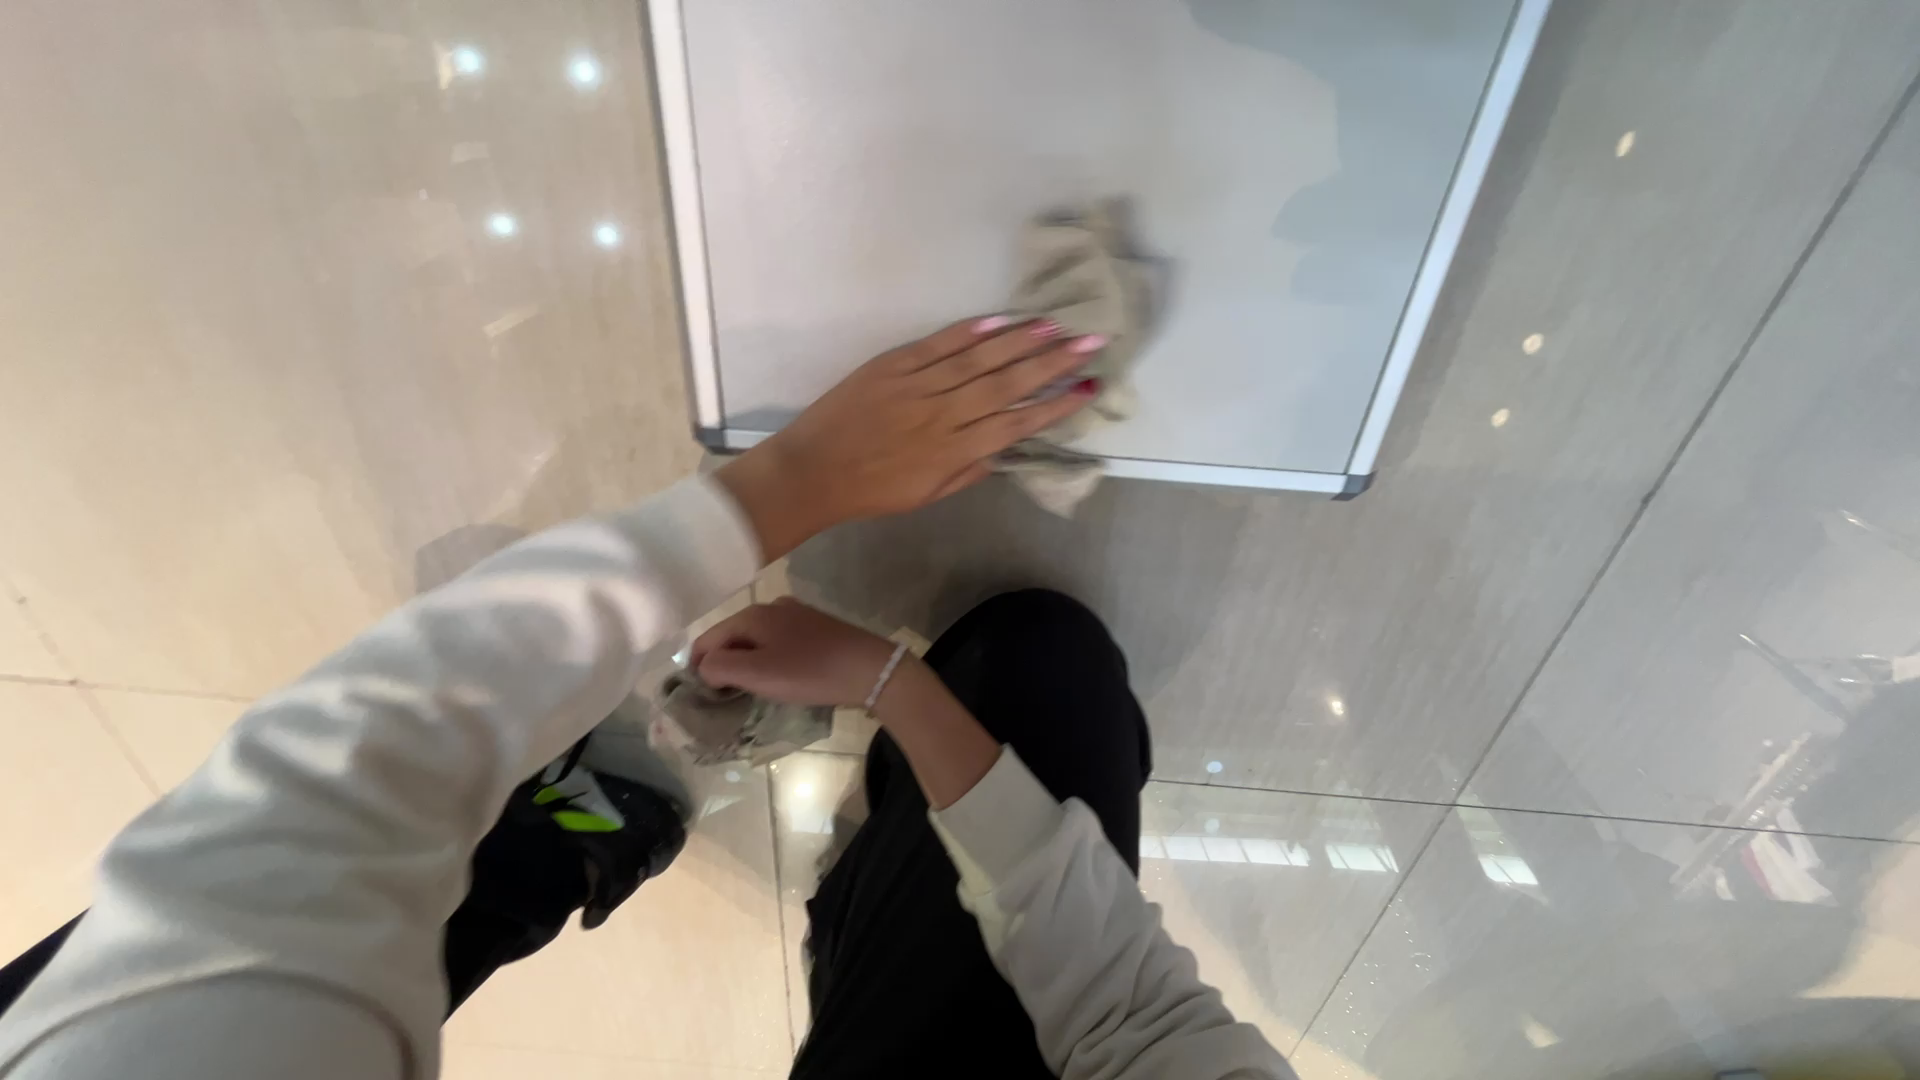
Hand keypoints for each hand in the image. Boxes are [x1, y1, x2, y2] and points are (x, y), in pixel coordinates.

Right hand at [691, 598, 901, 707]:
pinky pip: (779, 642)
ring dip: (748, 663)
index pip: (707, 639)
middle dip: (723, 664)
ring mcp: (796, 614)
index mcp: (752, 614)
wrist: (870, 669)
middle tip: (728, 697)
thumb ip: (719, 667)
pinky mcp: (816, 627)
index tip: (704, 697)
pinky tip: (782, 677)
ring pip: (756, 639)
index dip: (698, 668)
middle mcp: (771, 606)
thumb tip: (706, 667)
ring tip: (753, 690)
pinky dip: (771, 659)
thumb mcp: (757, 673)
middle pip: (732, 637)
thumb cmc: (810, 672)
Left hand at [716, 315, 1102, 559]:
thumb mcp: (927, 495)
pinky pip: (938, 345)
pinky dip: (971, 331)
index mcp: (954, 452)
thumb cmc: (872, 491)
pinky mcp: (893, 366)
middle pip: (1008, 384)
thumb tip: (1006, 447)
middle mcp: (944, 415)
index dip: (1057, 405)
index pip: (1017, 423)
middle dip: (1053, 363)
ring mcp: (918, 386)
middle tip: (1091, 341)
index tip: (1090, 388)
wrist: (812, 472)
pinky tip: (1001, 321)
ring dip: (1021, 341)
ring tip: (1056, 325)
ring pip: (979, 359)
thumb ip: (970, 470)